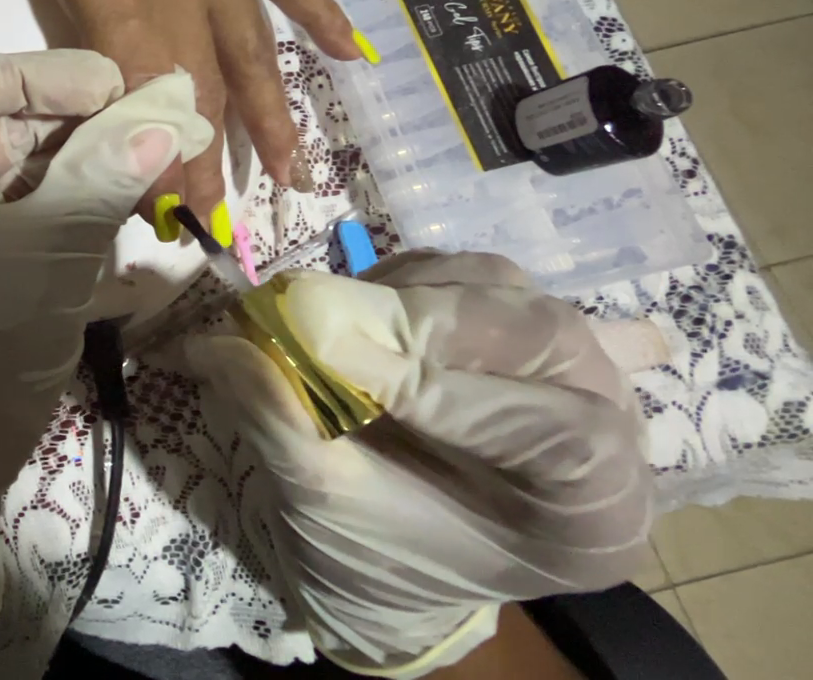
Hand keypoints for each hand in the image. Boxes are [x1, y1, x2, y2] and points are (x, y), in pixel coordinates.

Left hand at [0, 0, 361, 236]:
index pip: (138, 84)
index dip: (151, 155)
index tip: (164, 219)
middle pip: (200, 82)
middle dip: (207, 160)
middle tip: (219, 233)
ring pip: (252, 47)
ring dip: (270, 116)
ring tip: (293, 180)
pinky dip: (315, 20)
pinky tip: (345, 60)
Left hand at [0, 50, 211, 643]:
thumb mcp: (48, 258)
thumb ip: (101, 178)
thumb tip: (163, 116)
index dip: (46, 75)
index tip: (117, 85)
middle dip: (69, 124)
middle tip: (147, 127)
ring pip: (1, 174)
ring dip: (68, 168)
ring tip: (140, 169)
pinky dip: (49, 209)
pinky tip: (105, 214)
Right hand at [185, 252, 653, 676]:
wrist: (384, 557)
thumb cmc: (365, 554)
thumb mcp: (319, 506)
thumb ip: (279, 422)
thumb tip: (217, 342)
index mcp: (592, 516)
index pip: (559, 430)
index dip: (445, 385)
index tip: (330, 356)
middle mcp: (613, 434)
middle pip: (544, 335)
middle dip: (423, 319)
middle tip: (320, 315)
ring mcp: (566, 368)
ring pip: (504, 287)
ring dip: (405, 291)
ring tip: (330, 319)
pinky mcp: (507, 328)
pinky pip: (469, 274)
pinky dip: (401, 279)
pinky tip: (357, 311)